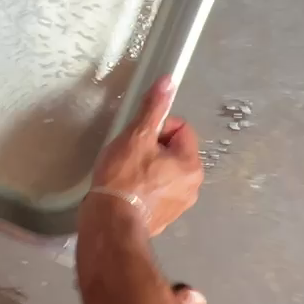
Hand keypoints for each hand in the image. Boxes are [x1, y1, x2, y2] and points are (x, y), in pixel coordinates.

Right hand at [89, 75, 202, 235]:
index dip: (157, 127)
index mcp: (191, 164)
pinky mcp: (164, 217)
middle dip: (151, 147)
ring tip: (126, 172)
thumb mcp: (137, 135)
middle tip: (129, 154)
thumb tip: (168, 81)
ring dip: (148, 165)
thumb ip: (154, 108)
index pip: (180, 128)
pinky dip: (145, 185)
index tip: (138, 138)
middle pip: (173, 149)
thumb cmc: (124, 177)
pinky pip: (157, 189)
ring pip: (164, 169)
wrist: (111, 222)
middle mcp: (193, 185)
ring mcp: (180, 204)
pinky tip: (127, 188)